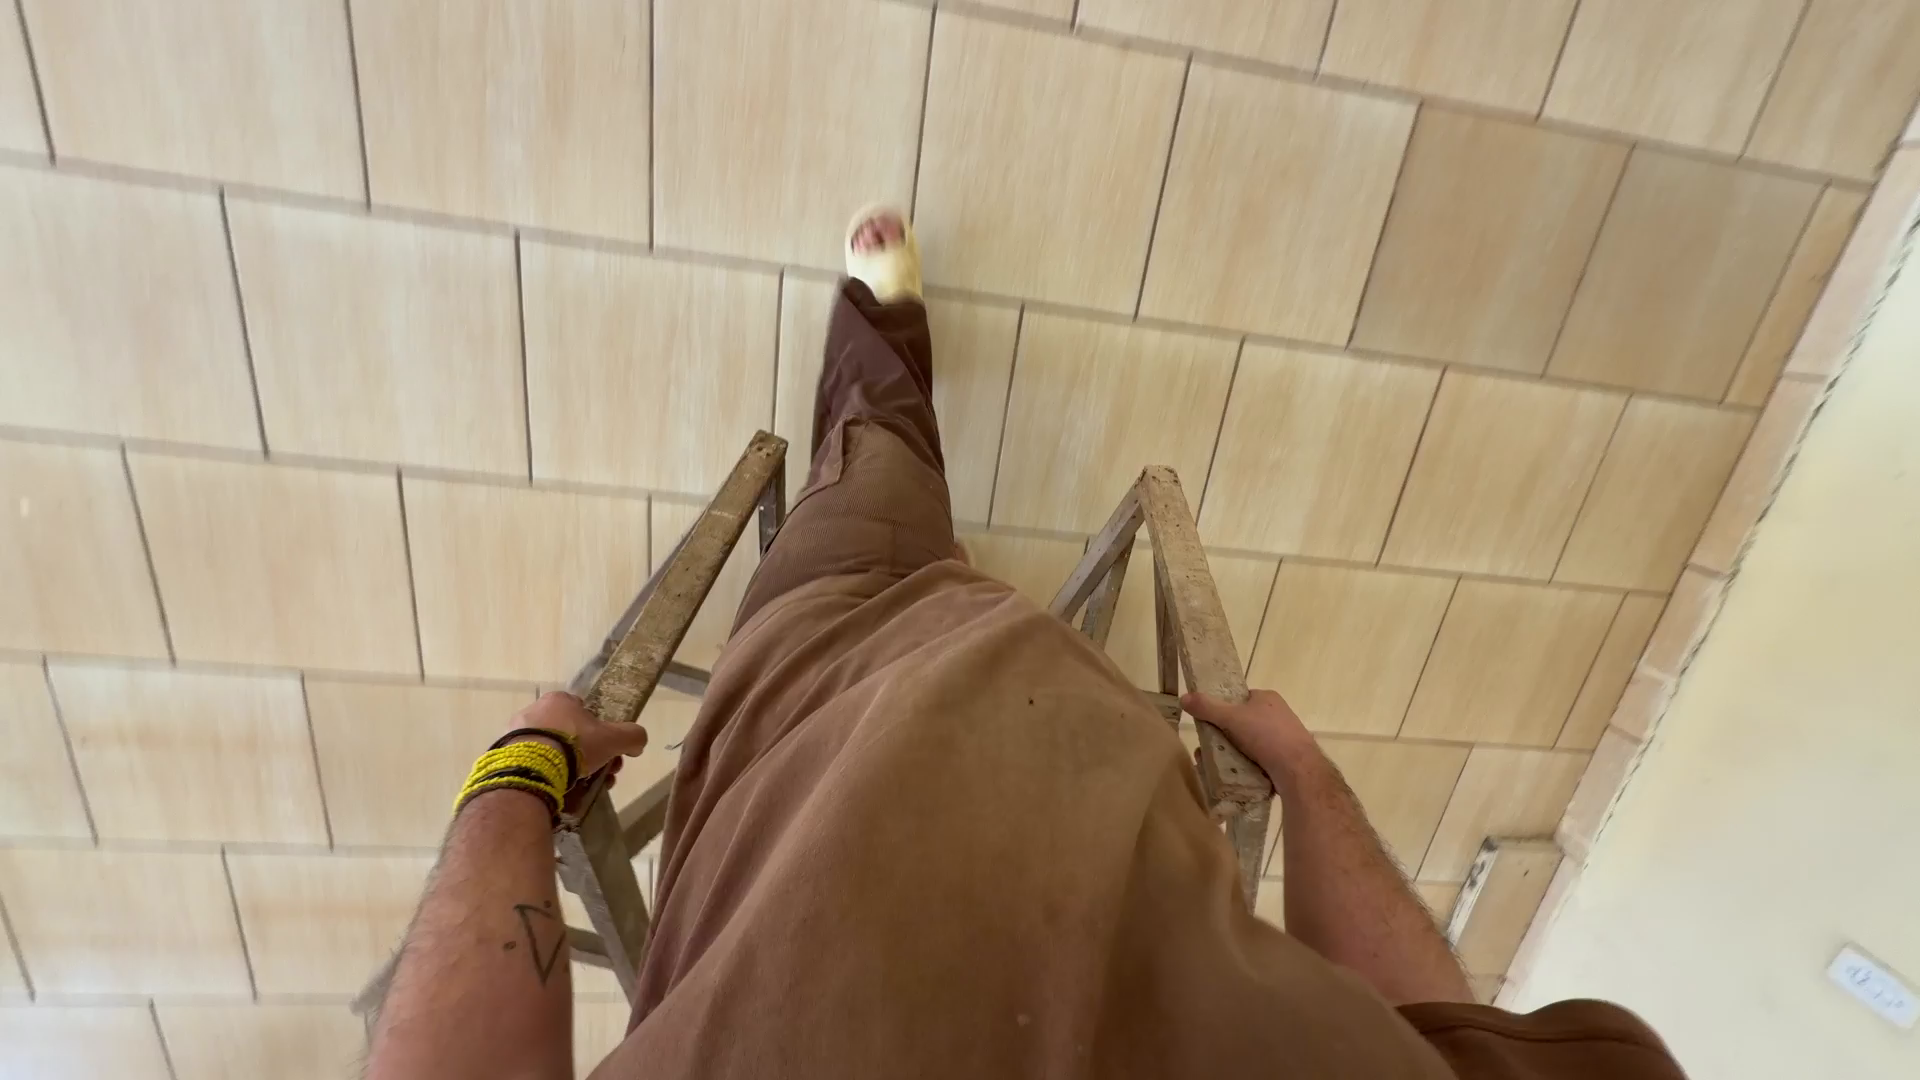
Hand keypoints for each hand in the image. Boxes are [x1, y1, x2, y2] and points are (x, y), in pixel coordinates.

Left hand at [504, 691, 648, 781]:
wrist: (530, 770)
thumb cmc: (574, 745)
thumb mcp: (615, 738)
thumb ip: (633, 736)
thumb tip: (637, 744)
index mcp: (560, 700)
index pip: (585, 712)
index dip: (601, 733)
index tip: (608, 753)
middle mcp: (535, 711)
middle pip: (571, 735)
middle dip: (590, 756)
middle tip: (600, 775)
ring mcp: (515, 734)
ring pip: (553, 752)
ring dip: (570, 769)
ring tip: (581, 790)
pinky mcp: (503, 757)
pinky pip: (534, 766)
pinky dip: (547, 777)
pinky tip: (558, 792)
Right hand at [1181, 688, 1314, 772]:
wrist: (1299, 770)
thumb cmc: (1266, 735)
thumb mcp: (1230, 718)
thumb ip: (1206, 707)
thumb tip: (1184, 697)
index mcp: (1268, 698)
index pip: (1241, 698)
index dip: (1225, 708)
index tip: (1212, 723)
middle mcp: (1280, 714)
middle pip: (1245, 721)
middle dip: (1227, 734)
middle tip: (1214, 747)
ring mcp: (1287, 737)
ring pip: (1253, 742)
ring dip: (1237, 751)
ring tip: (1224, 763)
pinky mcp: (1290, 758)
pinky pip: (1264, 758)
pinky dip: (1252, 764)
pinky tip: (1242, 772)